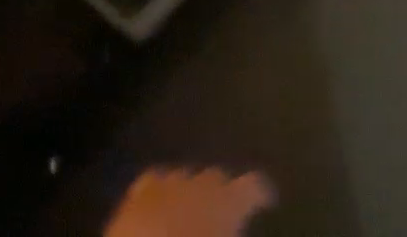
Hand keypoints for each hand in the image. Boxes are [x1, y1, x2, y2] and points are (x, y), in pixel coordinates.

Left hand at [105, 168, 275, 236]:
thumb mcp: (226, 235)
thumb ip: (233, 227)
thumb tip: (237, 223)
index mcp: (228, 200)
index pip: (255, 185)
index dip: (262, 192)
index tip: (268, 200)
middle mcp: (201, 182)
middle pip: (218, 177)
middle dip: (222, 192)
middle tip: (224, 215)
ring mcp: (168, 181)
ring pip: (187, 177)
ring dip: (193, 190)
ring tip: (193, 209)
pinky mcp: (138, 191)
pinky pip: (156, 182)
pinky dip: (163, 190)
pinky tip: (162, 201)